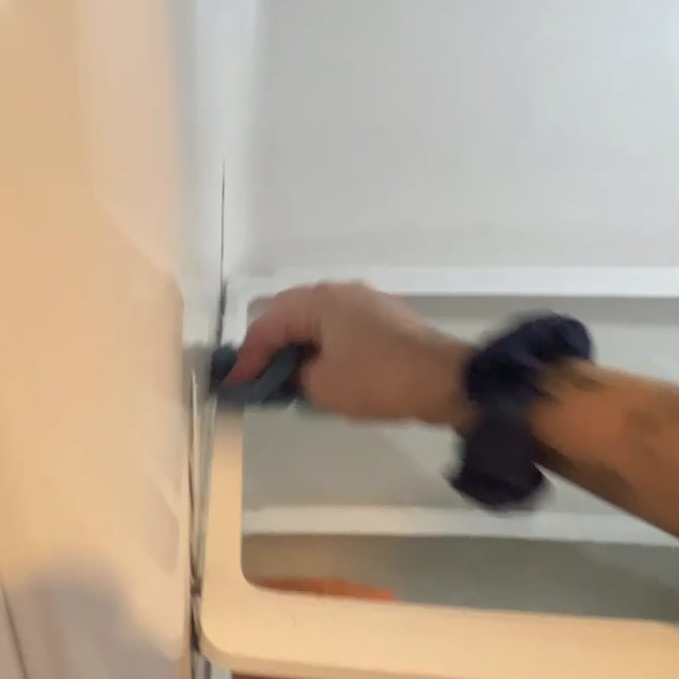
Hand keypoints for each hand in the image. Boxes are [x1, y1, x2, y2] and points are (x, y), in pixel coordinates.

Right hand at [230, 282, 472, 427]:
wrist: (444, 380)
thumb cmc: (376, 379)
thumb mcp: (321, 387)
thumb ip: (294, 378)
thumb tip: (291, 374)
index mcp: (317, 302)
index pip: (267, 327)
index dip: (247, 359)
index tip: (235, 386)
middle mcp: (338, 292)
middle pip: (287, 316)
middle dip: (268, 348)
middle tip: (254, 378)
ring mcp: (363, 302)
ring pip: (313, 321)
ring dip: (294, 347)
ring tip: (282, 377)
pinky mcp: (381, 319)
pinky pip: (336, 329)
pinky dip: (318, 348)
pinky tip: (316, 371)